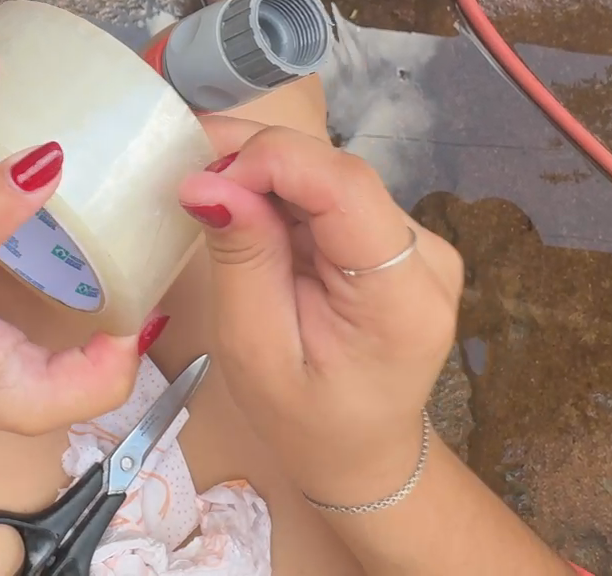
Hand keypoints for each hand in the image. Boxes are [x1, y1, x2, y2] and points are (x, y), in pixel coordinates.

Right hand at [178, 120, 462, 503]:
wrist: (363, 454)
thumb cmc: (304, 420)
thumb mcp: (254, 349)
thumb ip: (240, 258)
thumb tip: (205, 181)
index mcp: (400, 296)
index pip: (344, 186)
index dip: (270, 159)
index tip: (203, 175)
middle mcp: (423, 254)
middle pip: (332, 170)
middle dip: (254, 157)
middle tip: (187, 169)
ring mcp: (414, 240)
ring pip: (325, 172)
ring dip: (261, 171)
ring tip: (207, 188)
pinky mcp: (393, 235)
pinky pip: (326, 190)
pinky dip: (277, 188)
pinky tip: (243, 206)